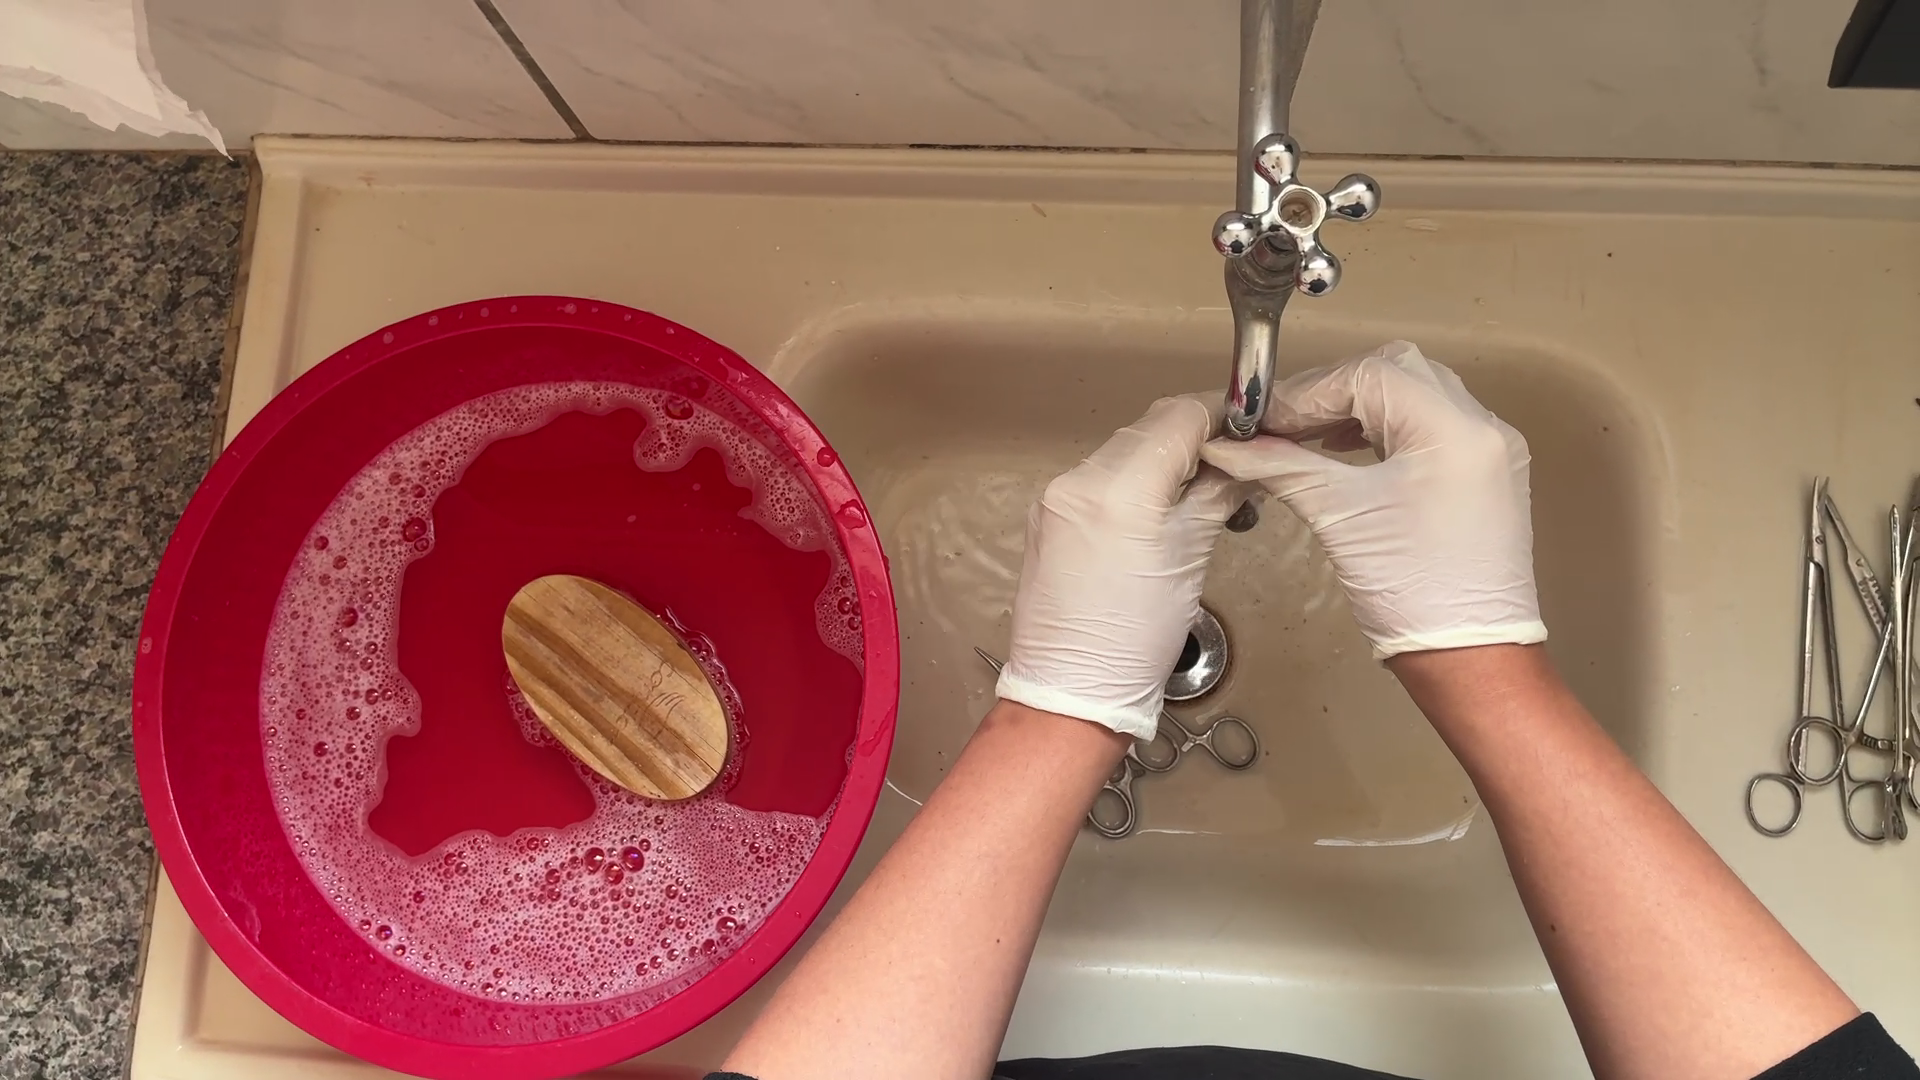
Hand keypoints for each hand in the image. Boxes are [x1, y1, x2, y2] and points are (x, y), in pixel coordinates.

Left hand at [997, 396, 1249, 738]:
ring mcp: (1054, 497)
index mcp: (1117, 488)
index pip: (1177, 416)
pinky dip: (1128, 484)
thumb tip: (1242, 461)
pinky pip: (1095, 480)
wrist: (1071, 687)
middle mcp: (1076, 479)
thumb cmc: (1138, 635)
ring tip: (1191, 501)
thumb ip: (1217, 494)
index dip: (1218, 418)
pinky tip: (1151, 515)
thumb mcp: (1191, 558)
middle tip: (1226, 474)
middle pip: (1145, 431)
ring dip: (1159, 463)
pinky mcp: (1045, 516)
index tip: (1246, 435)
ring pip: (1120, 453)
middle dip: (1190, 442)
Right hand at [1200, 340, 1545, 658]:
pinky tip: (1344, 450)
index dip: (1307, 392)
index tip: (1261, 421)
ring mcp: (1486, 450)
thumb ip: (1279, 467)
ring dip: (1356, 406)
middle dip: (1331, 389)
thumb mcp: (1337, 515)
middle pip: (1396, 373)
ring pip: (1414, 395)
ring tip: (1305, 435)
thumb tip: (1223, 446)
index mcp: (1454, 429)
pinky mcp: (1479, 475)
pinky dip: (1380, 427)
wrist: (1468, 655)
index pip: (1370, 375)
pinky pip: (1426, 427)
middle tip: (1281, 423)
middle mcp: (1481, 426)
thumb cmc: (1406, 584)